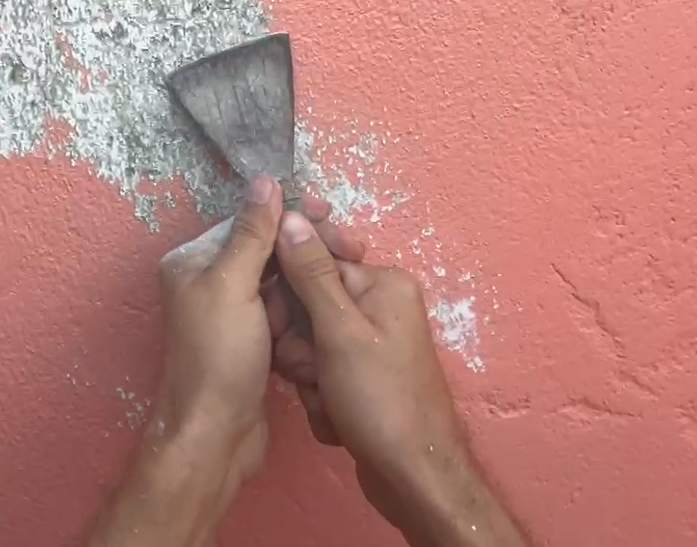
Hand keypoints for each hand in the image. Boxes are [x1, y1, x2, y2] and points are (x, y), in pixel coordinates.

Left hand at [88, 181, 364, 546]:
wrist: (217, 437)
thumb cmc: (219, 356)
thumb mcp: (234, 285)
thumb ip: (252, 233)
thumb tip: (265, 180)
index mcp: (194, 260)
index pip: (246, 221)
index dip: (287, 213)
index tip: (328, 209)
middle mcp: (208, 279)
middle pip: (264, 247)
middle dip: (304, 243)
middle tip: (353, 243)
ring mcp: (230, 310)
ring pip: (277, 278)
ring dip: (310, 273)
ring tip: (352, 267)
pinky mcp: (251, 336)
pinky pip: (282, 307)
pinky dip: (304, 302)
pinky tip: (333, 298)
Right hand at [271, 212, 526, 546]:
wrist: (414, 481)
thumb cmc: (380, 399)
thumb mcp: (339, 330)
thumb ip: (310, 271)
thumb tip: (288, 214)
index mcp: (381, 282)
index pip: (313, 264)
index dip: (290, 294)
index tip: (282, 323)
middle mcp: (379, 305)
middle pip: (308, 305)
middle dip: (302, 346)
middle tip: (313, 372)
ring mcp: (372, 343)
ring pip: (309, 342)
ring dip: (309, 376)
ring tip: (329, 399)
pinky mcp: (363, 375)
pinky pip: (322, 370)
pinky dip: (322, 394)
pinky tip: (336, 416)